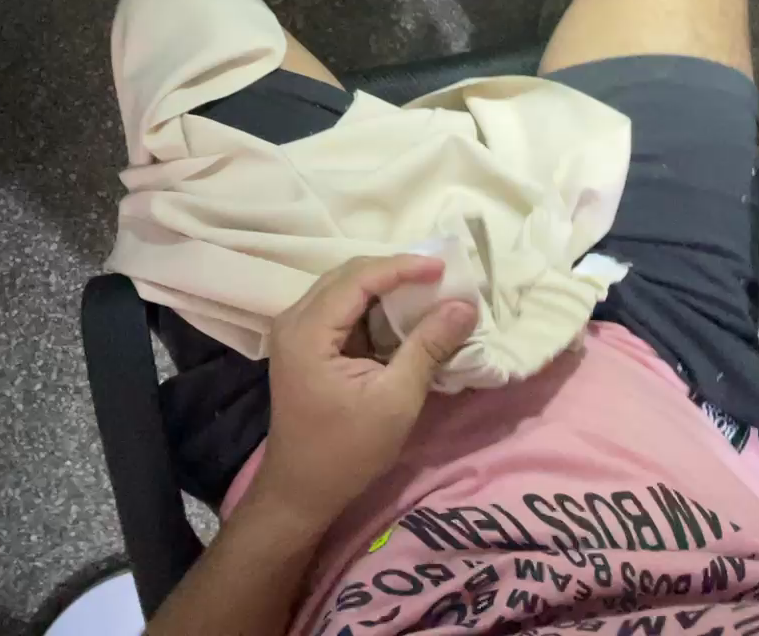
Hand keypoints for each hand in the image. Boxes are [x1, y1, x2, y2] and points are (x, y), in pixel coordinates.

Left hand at [250, 255, 478, 528]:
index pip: (358, 278)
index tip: (443, 266)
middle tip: (439, 276)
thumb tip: (464, 305)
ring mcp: (296, 330)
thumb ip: (428, 346)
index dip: (402, 267)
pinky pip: (341, 307)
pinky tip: (402, 311)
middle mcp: (294, 320)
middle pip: (348, 275)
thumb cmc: (347, 451)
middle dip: (395, 271)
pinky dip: (373, 304)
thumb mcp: (396, 400)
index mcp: (307, 331)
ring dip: (385, 286)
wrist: (302, 491)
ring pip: (344, 287)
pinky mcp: (305, 342)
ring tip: (427, 288)